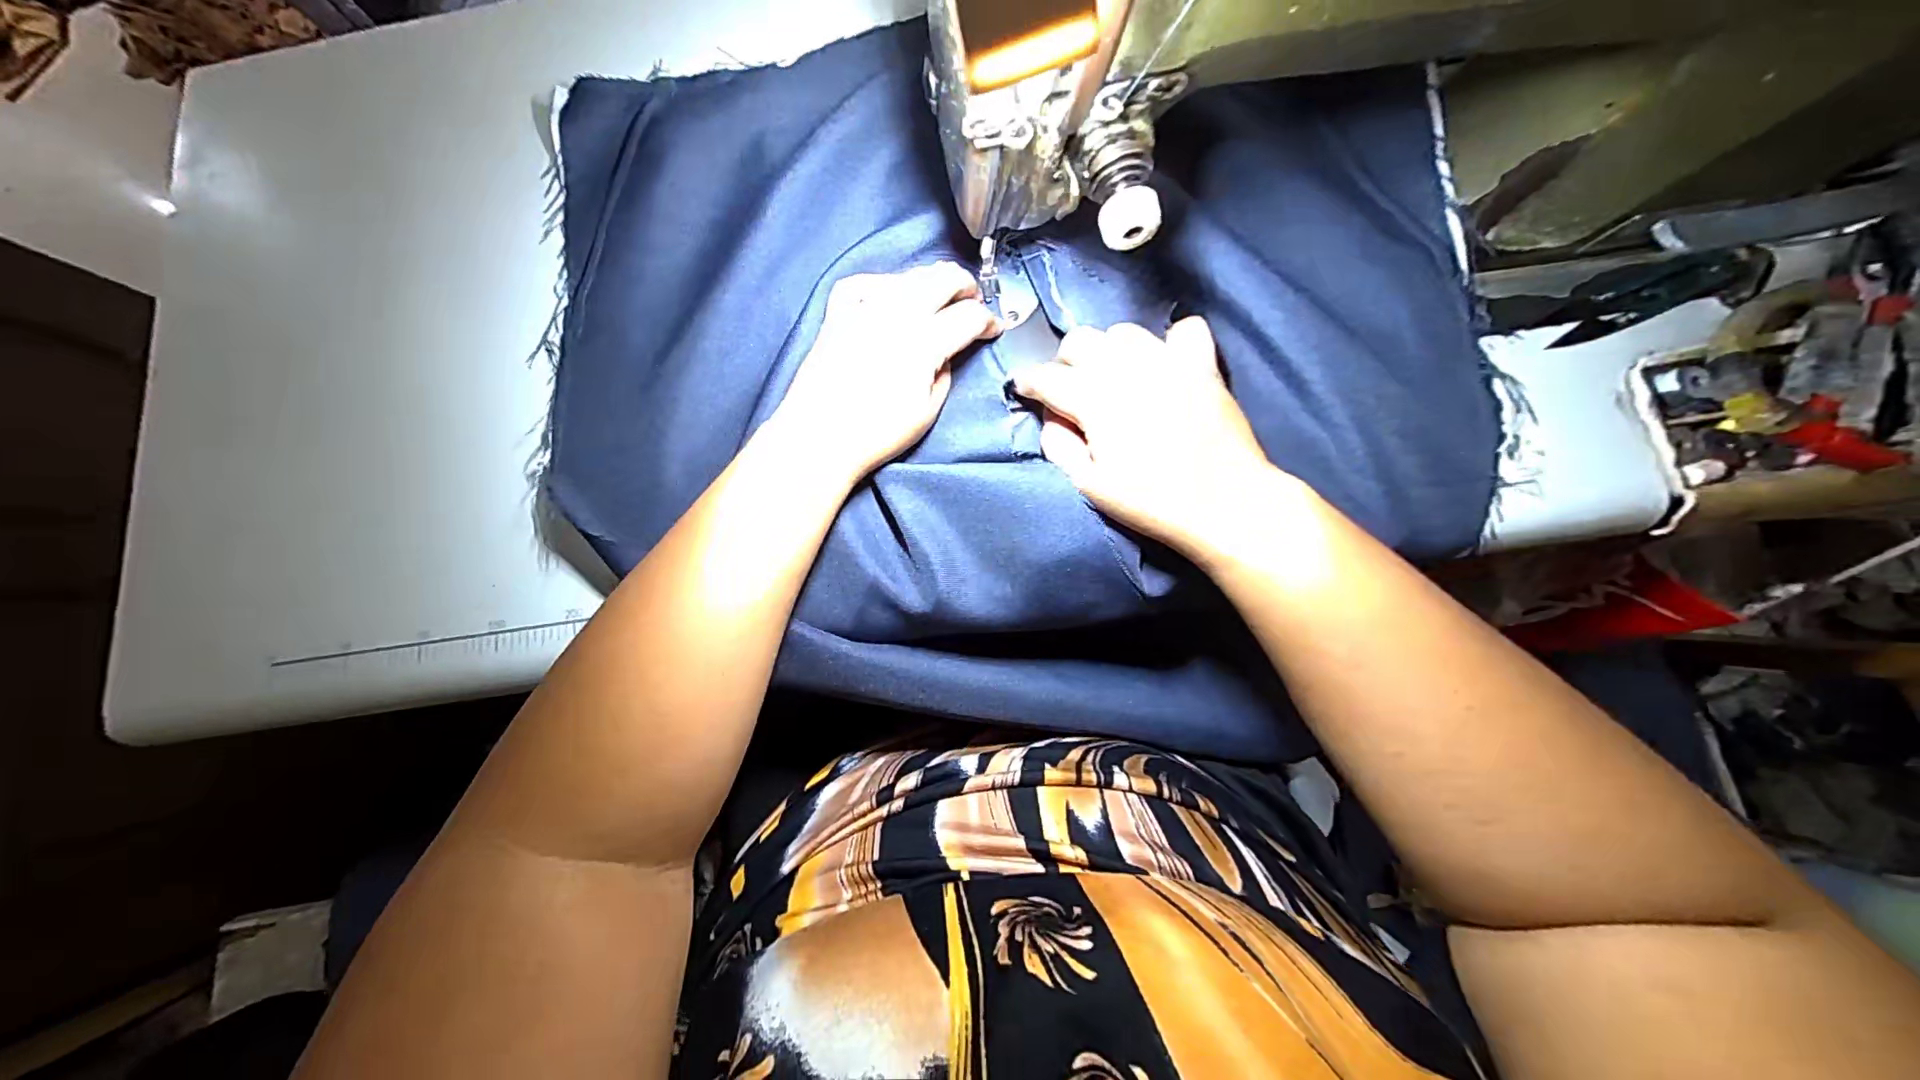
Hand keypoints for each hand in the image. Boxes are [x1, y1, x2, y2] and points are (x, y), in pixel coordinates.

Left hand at [767, 261, 999, 480]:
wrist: (819, 436)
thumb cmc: (874, 433)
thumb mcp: (927, 410)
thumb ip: (945, 373)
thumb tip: (947, 355)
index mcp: (924, 340)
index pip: (969, 316)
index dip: (988, 321)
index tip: (993, 328)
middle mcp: (896, 314)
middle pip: (943, 279)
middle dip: (965, 287)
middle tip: (972, 301)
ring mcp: (864, 308)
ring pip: (908, 275)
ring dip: (931, 281)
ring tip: (938, 298)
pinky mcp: (838, 313)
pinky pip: (865, 282)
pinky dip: (884, 284)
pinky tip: (889, 295)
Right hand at [1012, 318, 1310, 561]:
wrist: (1223, 503)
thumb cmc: (1150, 501)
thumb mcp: (1089, 483)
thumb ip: (1058, 443)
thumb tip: (1050, 415)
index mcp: (1093, 397)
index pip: (1045, 375)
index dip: (1028, 382)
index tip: (1025, 391)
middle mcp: (1126, 366)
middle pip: (1079, 340)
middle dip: (1065, 361)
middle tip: (1071, 389)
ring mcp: (1167, 360)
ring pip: (1123, 332)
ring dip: (1110, 351)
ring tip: (1115, 377)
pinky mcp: (1202, 364)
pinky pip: (1183, 330)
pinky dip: (1168, 342)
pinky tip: (1164, 365)